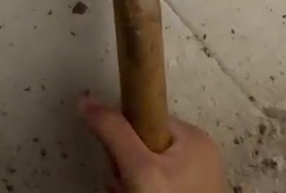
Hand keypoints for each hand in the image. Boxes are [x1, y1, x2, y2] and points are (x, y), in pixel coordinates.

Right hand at [80, 96, 226, 192]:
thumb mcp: (140, 169)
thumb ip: (114, 132)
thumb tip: (86, 101)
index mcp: (195, 138)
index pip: (142, 117)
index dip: (124, 136)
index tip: (119, 158)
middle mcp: (199, 155)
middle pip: (141, 144)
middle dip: (123, 165)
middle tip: (123, 184)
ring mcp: (196, 180)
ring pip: (144, 169)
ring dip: (128, 183)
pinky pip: (154, 186)